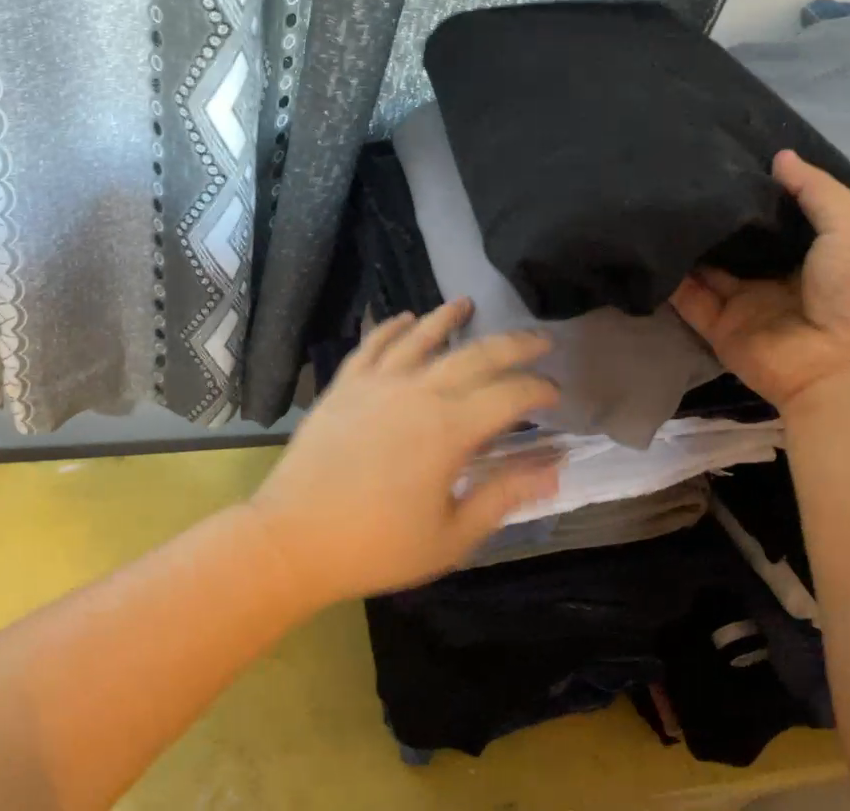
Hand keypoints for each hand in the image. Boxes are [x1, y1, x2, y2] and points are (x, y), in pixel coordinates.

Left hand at [247, 299, 561, 601]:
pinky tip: (404, 319)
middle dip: (513, 344)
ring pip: (419, 337)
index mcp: (450, 430)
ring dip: (447, 318)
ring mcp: (375, 384)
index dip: (539, 390)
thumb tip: (553, 470)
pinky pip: (372, 345)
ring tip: (468, 303)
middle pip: (474, 356)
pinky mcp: (343, 386)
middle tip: (539, 339)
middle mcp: (416, 393)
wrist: (293, 538)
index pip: (509, 395)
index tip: (556, 393)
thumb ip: (503, 496)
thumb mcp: (452, 536)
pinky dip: (391, 327)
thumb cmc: (377, 547)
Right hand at [670, 150, 849, 420]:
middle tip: (687, 172)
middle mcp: (785, 278)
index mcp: (827, 254)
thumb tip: (778, 157)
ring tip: (663, 199)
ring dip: (692, 240)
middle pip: (745, 240)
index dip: (765, 189)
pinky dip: (670, 277)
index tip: (732, 154)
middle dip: (722, 212)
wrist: (849, 373)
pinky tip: (651, 242)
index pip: (788, 215)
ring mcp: (749, 305)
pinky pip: (689, 298)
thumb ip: (816, 190)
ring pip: (711, 266)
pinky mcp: (720, 328)